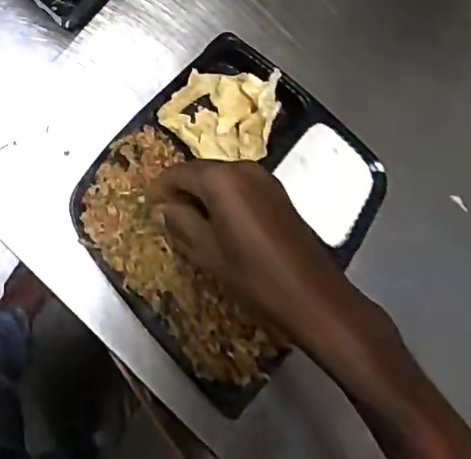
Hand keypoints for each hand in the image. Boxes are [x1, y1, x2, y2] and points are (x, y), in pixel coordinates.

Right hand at [152, 161, 470, 458]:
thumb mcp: (208, 254)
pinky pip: (241, 187)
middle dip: (183, 190)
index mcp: (221, 179)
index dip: (161, 188)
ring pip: (221, 179)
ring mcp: (265, 179)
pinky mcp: (279, 194)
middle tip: (168, 215)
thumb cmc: (257, 278)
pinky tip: (223, 225)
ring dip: (205, 195)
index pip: (179, 173)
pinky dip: (226, 199)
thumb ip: (181, 224)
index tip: (150, 205)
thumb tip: (164, 208)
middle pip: (201, 172)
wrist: (320, 302)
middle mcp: (242, 169)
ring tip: (194, 222)